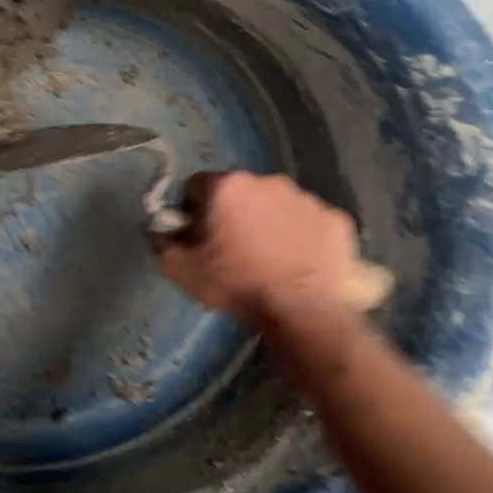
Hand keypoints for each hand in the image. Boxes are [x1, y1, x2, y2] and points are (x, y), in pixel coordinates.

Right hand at [155, 171, 382, 320]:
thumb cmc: (235, 283)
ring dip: (266, 222)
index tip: (195, 235)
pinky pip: (308, 222)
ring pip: (275, 204)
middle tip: (228, 248)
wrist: (302, 310)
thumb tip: (156, 230)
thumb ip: (160, 242)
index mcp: (228, 186)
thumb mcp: (179, 269)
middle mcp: (268, 181)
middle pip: (239, 192)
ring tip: (265, 257)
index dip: (191, 210)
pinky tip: (294, 261)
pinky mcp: (336, 219)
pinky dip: (299, 235)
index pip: (196, 185)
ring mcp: (307, 199)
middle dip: (231, 212)